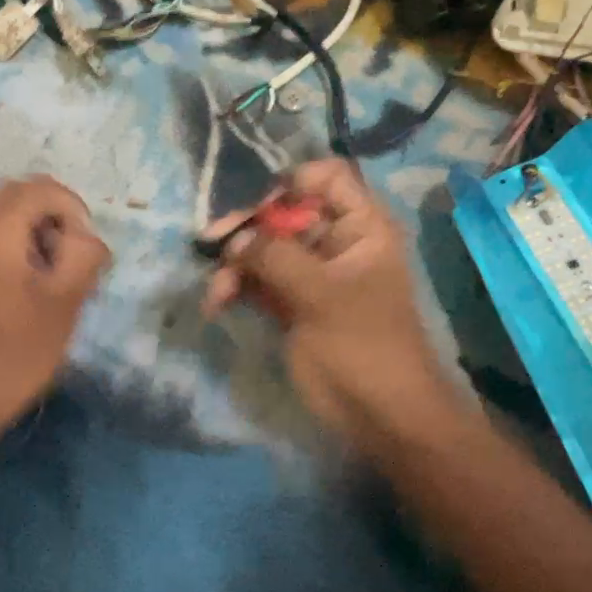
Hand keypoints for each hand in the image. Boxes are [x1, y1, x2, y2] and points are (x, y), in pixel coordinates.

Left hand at [0, 176, 111, 433]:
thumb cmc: (20, 352)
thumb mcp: (66, 302)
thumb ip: (84, 254)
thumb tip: (85, 236)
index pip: (40, 189)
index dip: (73, 208)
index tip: (85, 248)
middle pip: (17, 193)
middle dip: (53, 213)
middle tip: (72, 254)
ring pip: (1, 211)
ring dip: (33, 226)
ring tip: (53, 268)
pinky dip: (13, 240)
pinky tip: (28, 278)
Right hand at [201, 160, 443, 438]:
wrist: (379, 414)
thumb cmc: (364, 345)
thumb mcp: (322, 294)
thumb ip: (275, 256)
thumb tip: (234, 238)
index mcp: (361, 227)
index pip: (326, 177)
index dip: (290, 181)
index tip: (255, 204)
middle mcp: (335, 242)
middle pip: (284, 212)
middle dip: (247, 226)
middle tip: (212, 242)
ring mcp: (310, 273)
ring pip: (263, 248)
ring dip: (235, 263)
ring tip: (218, 291)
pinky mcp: (289, 303)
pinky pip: (255, 280)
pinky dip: (235, 288)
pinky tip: (216, 304)